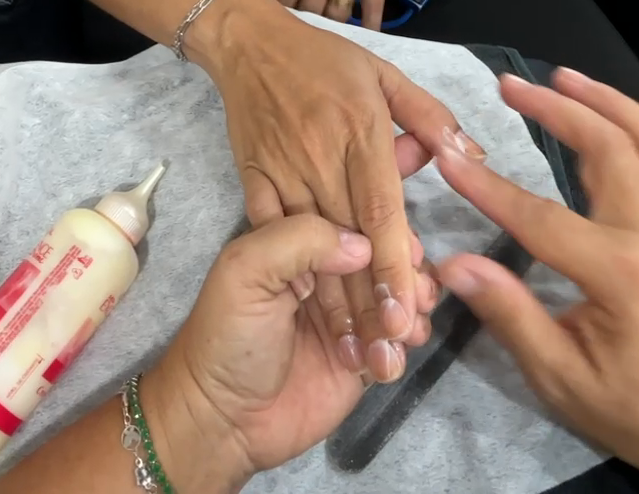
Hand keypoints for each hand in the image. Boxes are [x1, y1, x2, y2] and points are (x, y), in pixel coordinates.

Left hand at [140, 217, 443, 490]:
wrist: (223, 420)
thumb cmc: (227, 335)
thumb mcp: (247, 270)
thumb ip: (300, 241)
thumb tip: (364, 244)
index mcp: (297, 240)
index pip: (350, 216)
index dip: (383, 226)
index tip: (407, 242)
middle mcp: (326, 269)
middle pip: (381, 255)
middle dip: (405, 267)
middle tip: (415, 287)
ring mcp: (348, 312)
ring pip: (396, 293)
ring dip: (411, 302)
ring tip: (407, 322)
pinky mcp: (363, 356)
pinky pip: (398, 338)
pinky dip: (409, 337)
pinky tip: (402, 347)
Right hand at [188, 0, 459, 382]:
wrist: (250, 46)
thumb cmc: (324, 59)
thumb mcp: (383, 73)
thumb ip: (429, 115)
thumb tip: (472, 156)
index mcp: (360, 129)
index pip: (381, 206)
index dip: (394, 262)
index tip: (406, 313)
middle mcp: (321, 156)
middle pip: (349, 238)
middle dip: (367, 302)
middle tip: (388, 359)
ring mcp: (283, 170)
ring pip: (311, 245)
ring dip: (331, 301)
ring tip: (353, 354)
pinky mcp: (254, 178)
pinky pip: (269, 230)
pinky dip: (287, 268)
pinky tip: (305, 309)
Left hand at [254, 0, 421, 29]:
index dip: (275, 11)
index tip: (274, 17)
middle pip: (307, 11)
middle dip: (301, 22)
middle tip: (296, 28)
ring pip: (336, 16)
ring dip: (329, 27)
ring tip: (323, 34)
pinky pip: (372, 10)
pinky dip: (367, 28)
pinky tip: (362, 42)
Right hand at [424, 72, 638, 491]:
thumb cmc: (633, 411)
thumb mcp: (560, 377)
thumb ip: (508, 314)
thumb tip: (452, 265)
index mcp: (623, 275)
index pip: (540, 217)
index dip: (487, 186)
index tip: (446, 155)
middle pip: (607, 150)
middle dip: (554, 109)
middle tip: (509, 84)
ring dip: (608, 104)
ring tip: (565, 76)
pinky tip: (633, 123)